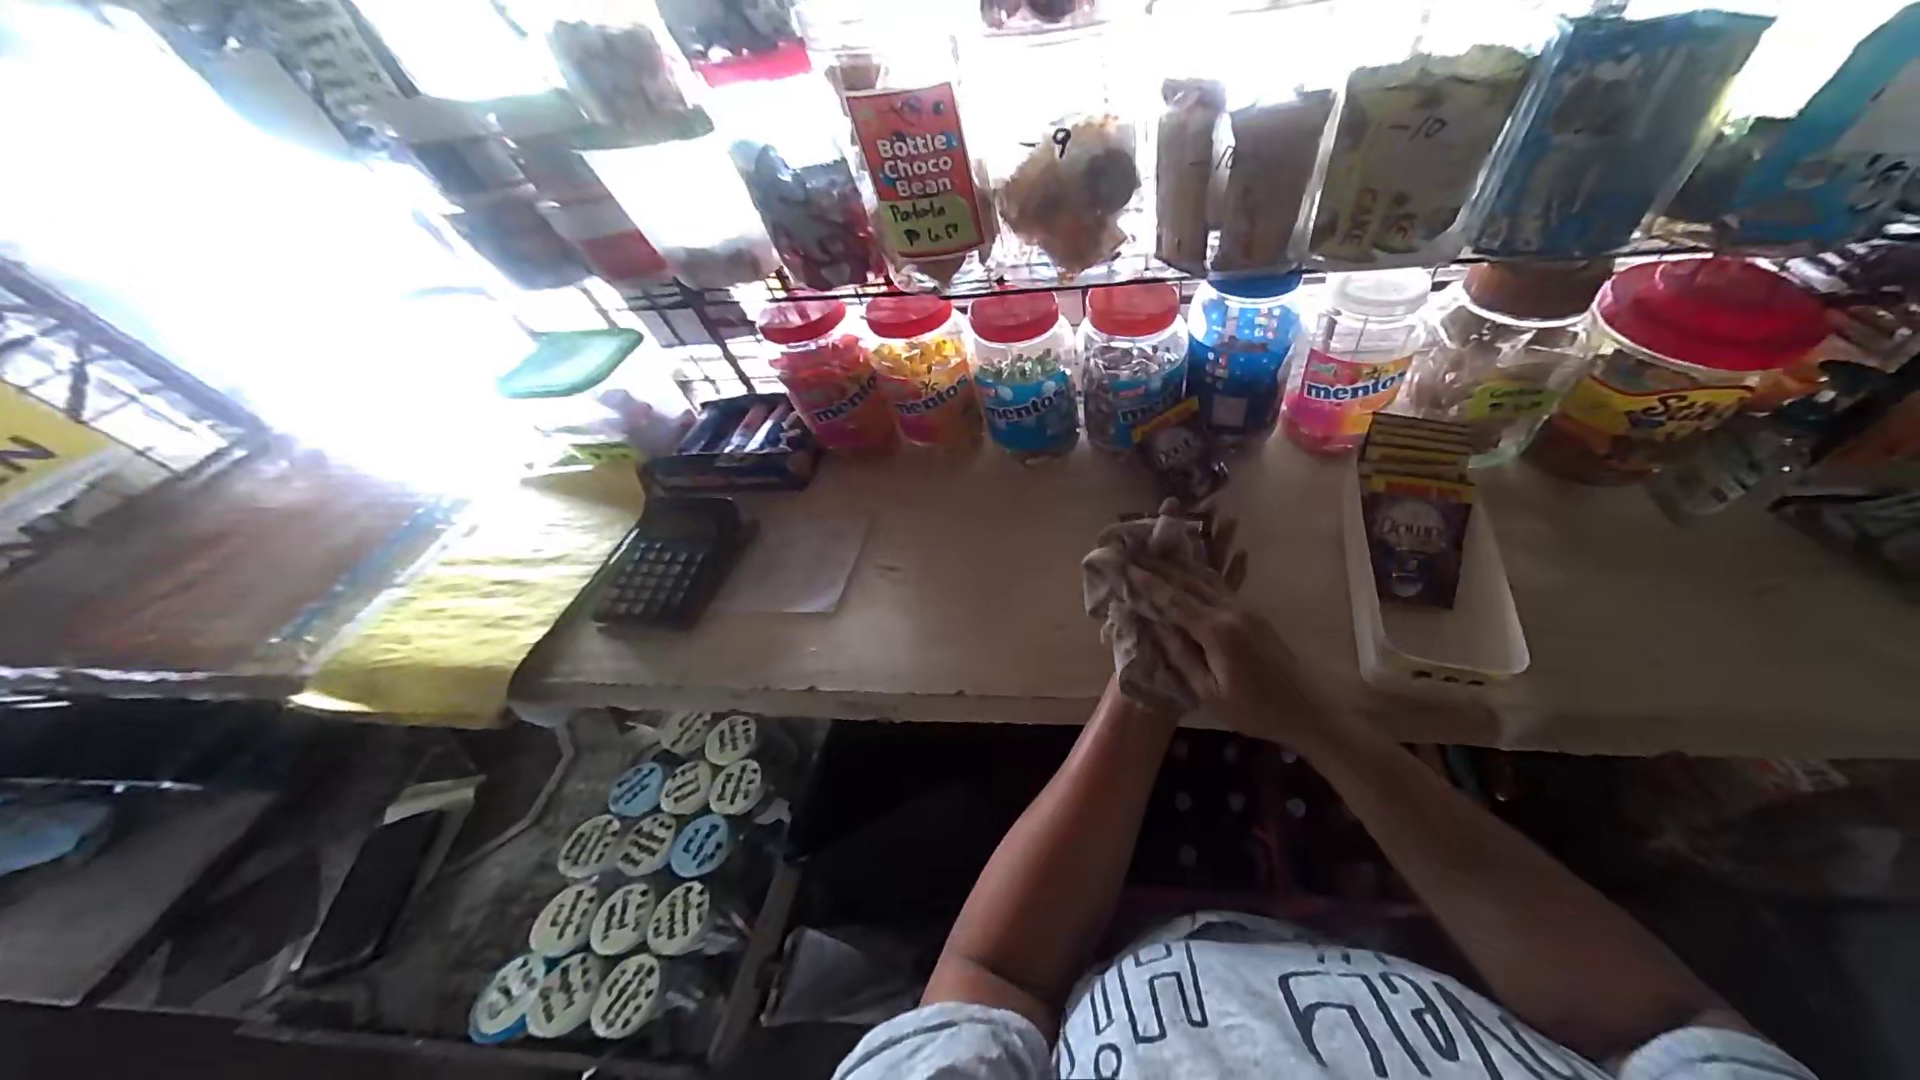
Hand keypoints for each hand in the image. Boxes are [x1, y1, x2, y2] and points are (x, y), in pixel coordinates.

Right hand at [1124, 558, 1347, 749]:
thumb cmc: (1255, 710)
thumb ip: (1181, 656)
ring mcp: (1245, 609)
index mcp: (1217, 632)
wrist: (1308, 710)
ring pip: (1205, 579)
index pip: (1174, 601)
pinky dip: (1199, 574)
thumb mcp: (1209, 692)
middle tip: (1132, 552)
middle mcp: (1230, 612)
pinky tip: (1190, 565)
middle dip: (1158, 566)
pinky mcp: (1253, 614)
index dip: (1147, 584)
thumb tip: (1156, 627)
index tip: (1125, 567)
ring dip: (1177, 566)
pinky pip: (1220, 586)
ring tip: (1154, 553)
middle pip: (1188, 582)